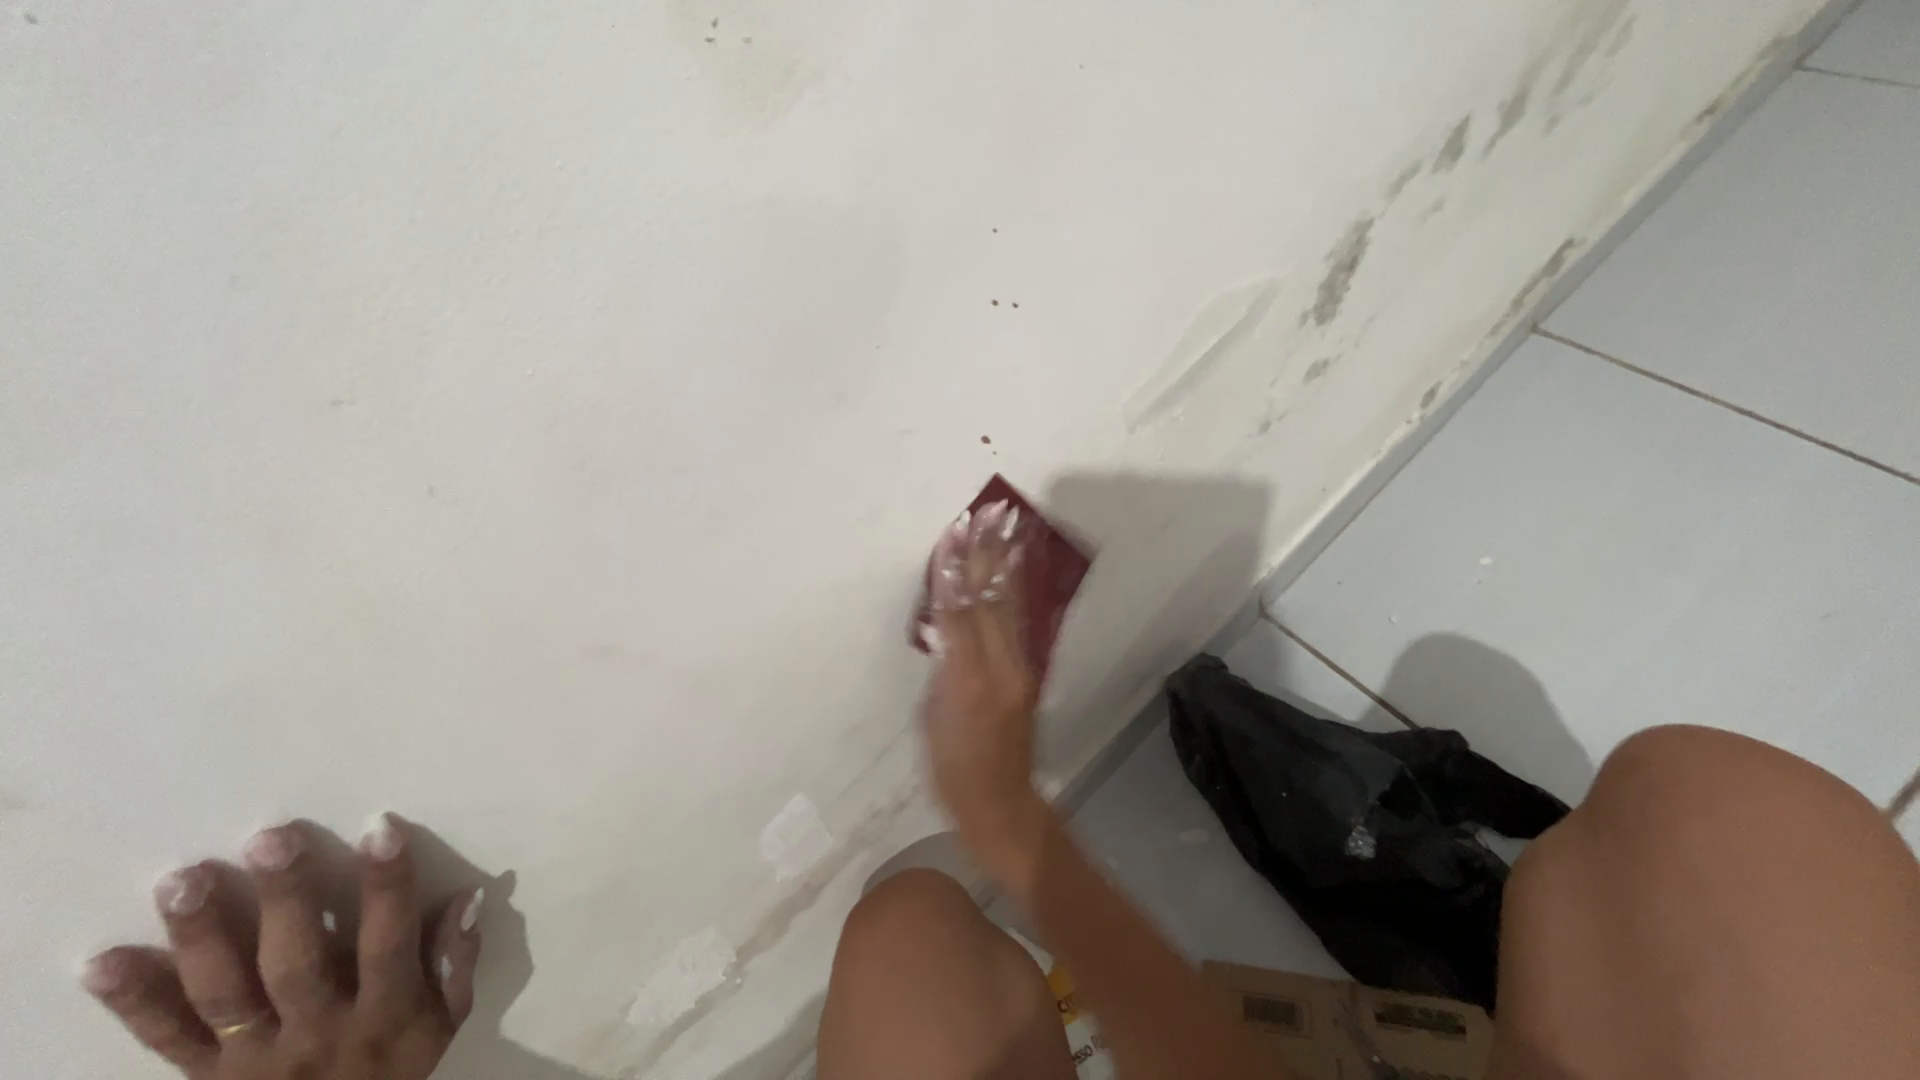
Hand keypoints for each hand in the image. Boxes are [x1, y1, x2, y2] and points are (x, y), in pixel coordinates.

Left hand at [82, 814, 481, 1079]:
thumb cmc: (396, 1069)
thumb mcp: (446, 1023)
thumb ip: (455, 961)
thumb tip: (467, 897)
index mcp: (383, 1014)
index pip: (388, 942)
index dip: (388, 886)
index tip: (383, 829)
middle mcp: (317, 1031)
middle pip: (297, 962)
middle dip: (285, 898)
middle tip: (270, 839)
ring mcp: (253, 1056)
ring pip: (225, 992)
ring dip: (202, 935)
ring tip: (183, 880)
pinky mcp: (204, 1075)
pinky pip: (166, 1038)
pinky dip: (133, 1002)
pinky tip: (104, 960)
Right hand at [924, 501, 1053, 892]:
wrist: (1003, 804)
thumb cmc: (952, 771)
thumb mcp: (932, 719)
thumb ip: (942, 667)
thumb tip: (944, 627)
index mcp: (968, 681)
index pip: (959, 613)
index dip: (953, 571)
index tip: (951, 532)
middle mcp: (1000, 668)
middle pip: (990, 599)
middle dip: (986, 553)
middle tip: (987, 511)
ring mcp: (1019, 669)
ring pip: (1009, 604)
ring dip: (1005, 561)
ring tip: (1007, 524)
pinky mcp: (1028, 673)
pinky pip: (1018, 621)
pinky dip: (1014, 588)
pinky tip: (1014, 565)